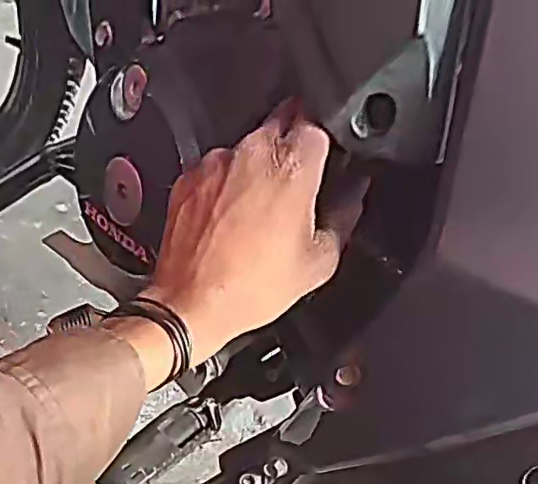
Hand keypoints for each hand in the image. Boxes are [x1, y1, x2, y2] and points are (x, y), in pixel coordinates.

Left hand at [141, 104, 344, 360]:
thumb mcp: (317, 265)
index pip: (321, 119)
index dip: (325, 142)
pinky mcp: (186, 181)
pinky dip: (221, 189)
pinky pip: (212, 172)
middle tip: (291, 191)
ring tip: (253, 218)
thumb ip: (344, 217)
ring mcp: (214, 164)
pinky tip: (225, 225)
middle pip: (281, 123)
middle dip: (290, 149)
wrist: (190, 309)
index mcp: (293, 163)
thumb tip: (351, 198)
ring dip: (252, 172)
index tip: (326, 163)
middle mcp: (251, 152)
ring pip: (244, 149)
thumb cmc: (246, 290)